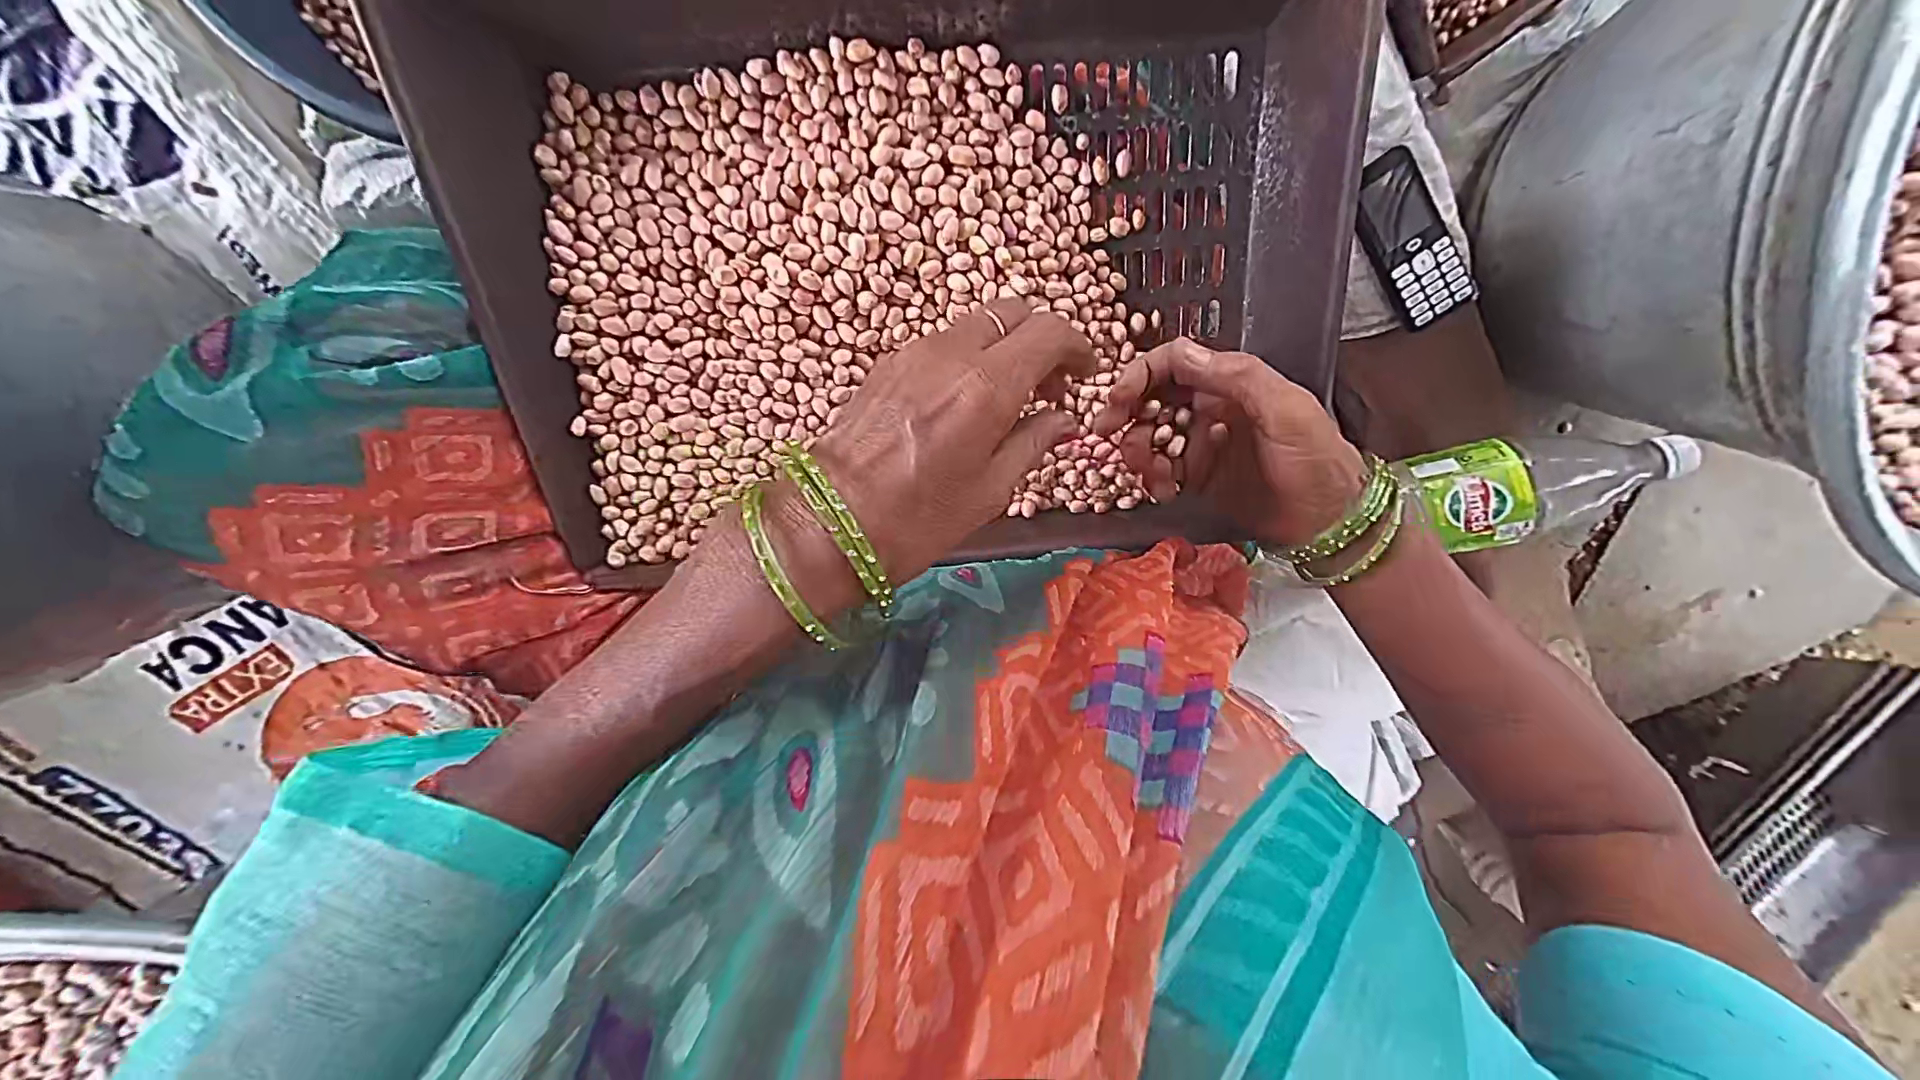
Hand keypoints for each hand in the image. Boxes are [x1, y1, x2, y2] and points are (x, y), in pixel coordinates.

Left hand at [807, 299, 1095, 582]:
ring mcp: (912, 353)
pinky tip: (963, 403)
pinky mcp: (886, 364)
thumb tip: (1061, 418)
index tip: (1083, 374)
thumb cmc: (917, 521)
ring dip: (1003, 350)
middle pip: (1013, 313)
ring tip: (1005, 400)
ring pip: (976, 325)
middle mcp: (950, 354)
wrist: (829, 524)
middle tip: (1047, 389)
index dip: (1077, 347)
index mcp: (986, 387)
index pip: (1050, 331)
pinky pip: (942, 344)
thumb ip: (1034, 442)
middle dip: (1040, 343)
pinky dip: (968, 359)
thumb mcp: (991, 491)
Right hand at [1091, 338, 1366, 546]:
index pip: (1173, 365)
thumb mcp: (1286, 410)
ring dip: (1140, 454)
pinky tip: (1165, 491)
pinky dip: (1153, 480)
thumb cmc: (1317, 461)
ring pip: (1150, 438)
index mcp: (1231, 384)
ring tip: (1153, 475)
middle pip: (1152, 400)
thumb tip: (1180, 354)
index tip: (1116, 401)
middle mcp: (1211, 409)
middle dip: (1127, 418)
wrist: (1330, 523)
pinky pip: (1160, 471)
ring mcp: (1202, 444)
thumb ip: (1238, 377)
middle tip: (1109, 440)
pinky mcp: (1198, 478)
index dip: (1139, 377)